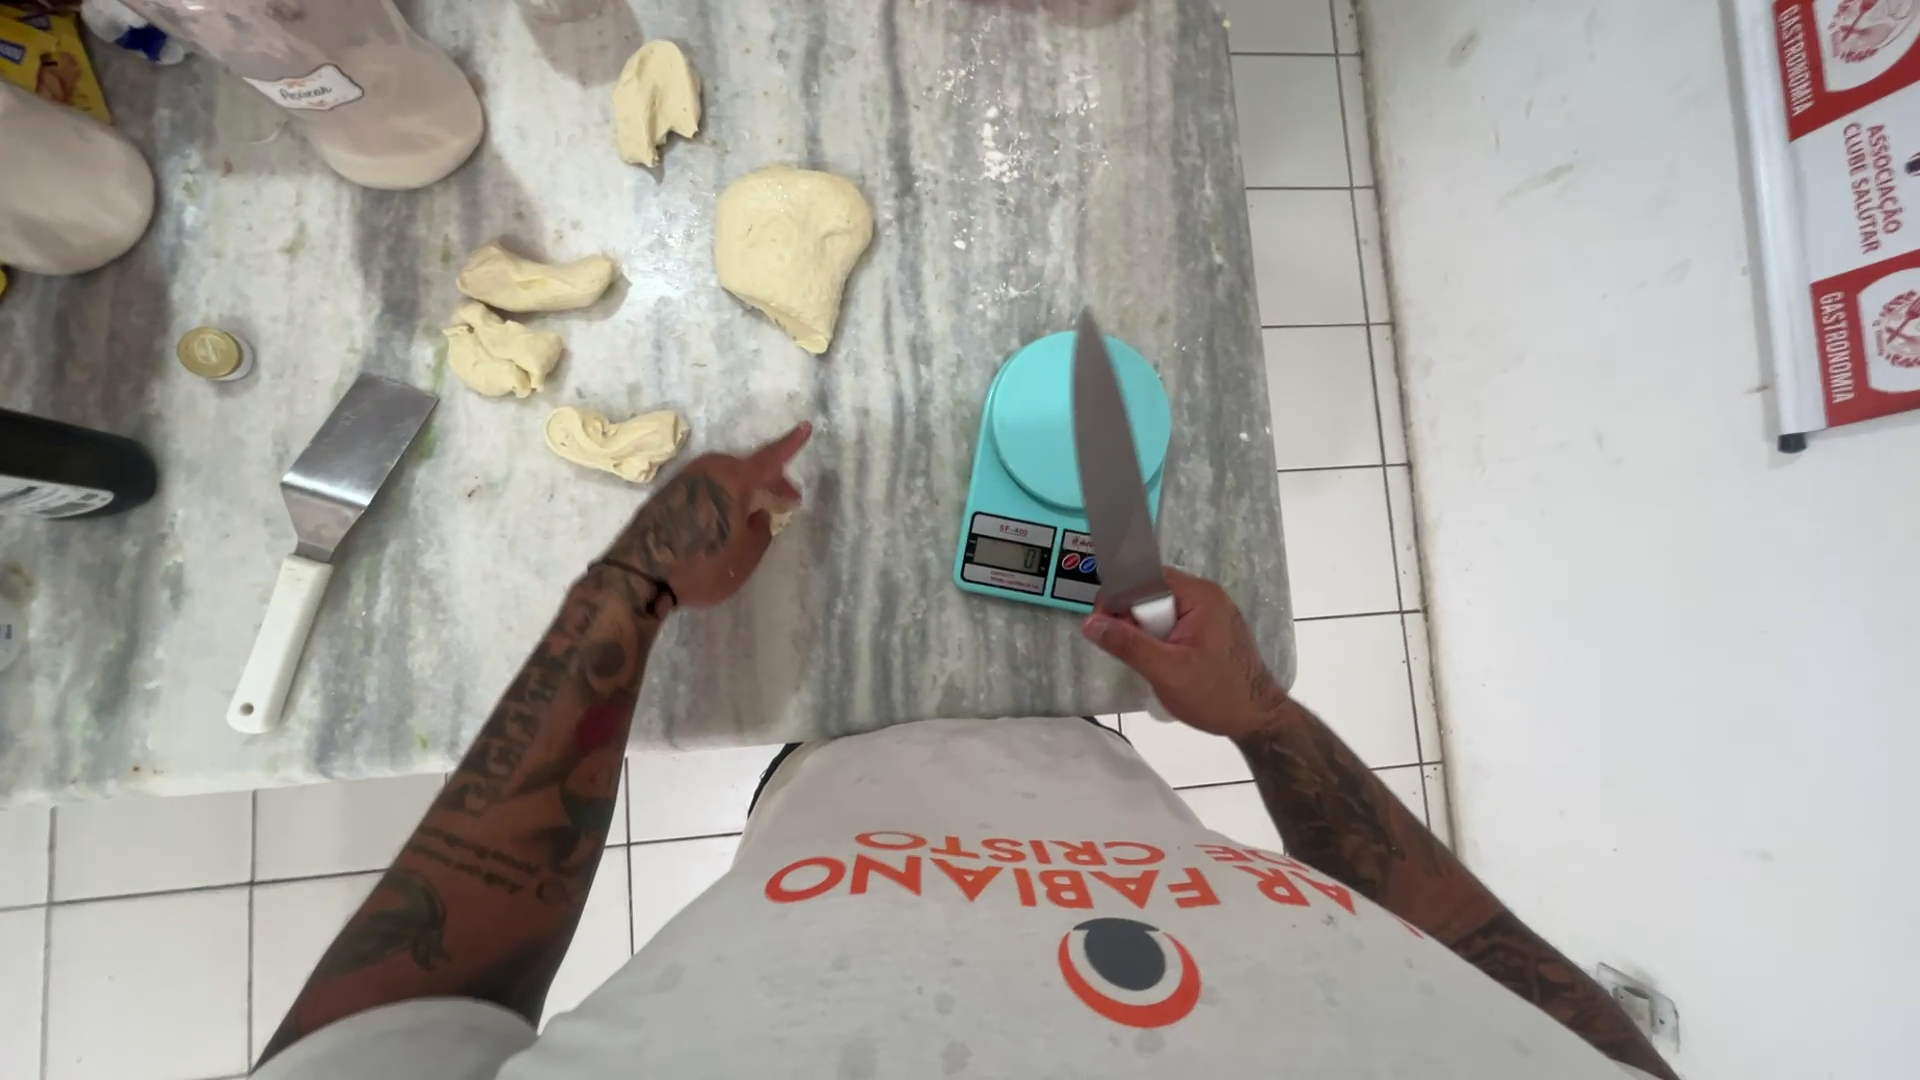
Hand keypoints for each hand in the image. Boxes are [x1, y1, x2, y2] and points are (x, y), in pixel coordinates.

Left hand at [603, 422, 810, 607]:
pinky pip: (706, 484)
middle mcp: (709, 471)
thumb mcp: (747, 554)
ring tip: (754, 511)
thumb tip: (760, 512)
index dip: (791, 444)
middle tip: (784, 501)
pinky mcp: (667, 494)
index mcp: (734, 479)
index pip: (770, 457)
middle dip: (769, 480)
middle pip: (747, 466)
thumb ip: (762, 528)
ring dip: (744, 487)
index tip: (806, 426)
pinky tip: (725, 517)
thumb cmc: (703, 565)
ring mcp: (684, 480)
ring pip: (725, 475)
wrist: (637, 576)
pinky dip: (723, 493)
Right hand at [1081, 567, 1288, 740]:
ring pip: (1162, 609)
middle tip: (1120, 646)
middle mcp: (1208, 596)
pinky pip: (1175, 621)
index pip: (1147, 577)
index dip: (1120, 596)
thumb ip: (1126, 644)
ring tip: (1140, 657)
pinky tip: (1158, 660)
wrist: (1258, 721)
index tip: (1102, 623)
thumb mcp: (1165, 670)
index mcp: (1200, 595)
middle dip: (1131, 616)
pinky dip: (1161, 637)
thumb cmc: (1215, 694)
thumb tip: (1090, 623)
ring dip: (1145, 630)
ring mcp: (1212, 612)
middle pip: (1153, 592)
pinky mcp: (1212, 629)